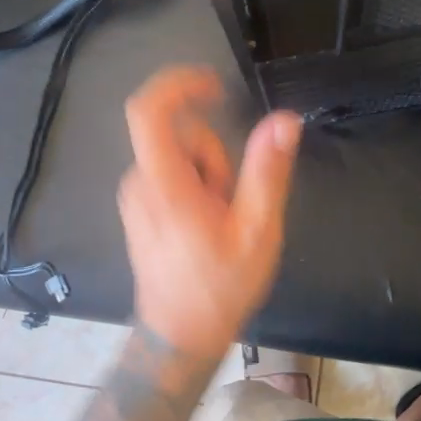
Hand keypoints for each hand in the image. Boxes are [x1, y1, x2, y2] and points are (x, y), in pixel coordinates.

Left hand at [118, 66, 302, 354]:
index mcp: (163, 183)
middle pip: (178, 137)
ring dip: (209, 179)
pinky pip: (170, 178)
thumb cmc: (218, 288)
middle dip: (215, 157)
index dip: (179, 84)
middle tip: (233, 202)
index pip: (149, 110)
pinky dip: (195, 191)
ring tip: (221, 223)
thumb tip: (285, 120)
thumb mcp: (256, 231)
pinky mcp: (139, 210)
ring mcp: (135, 198)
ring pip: (178, 159)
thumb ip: (268, 172)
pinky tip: (206, 228)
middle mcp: (138, 183)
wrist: (179, 337)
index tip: (215, 85)